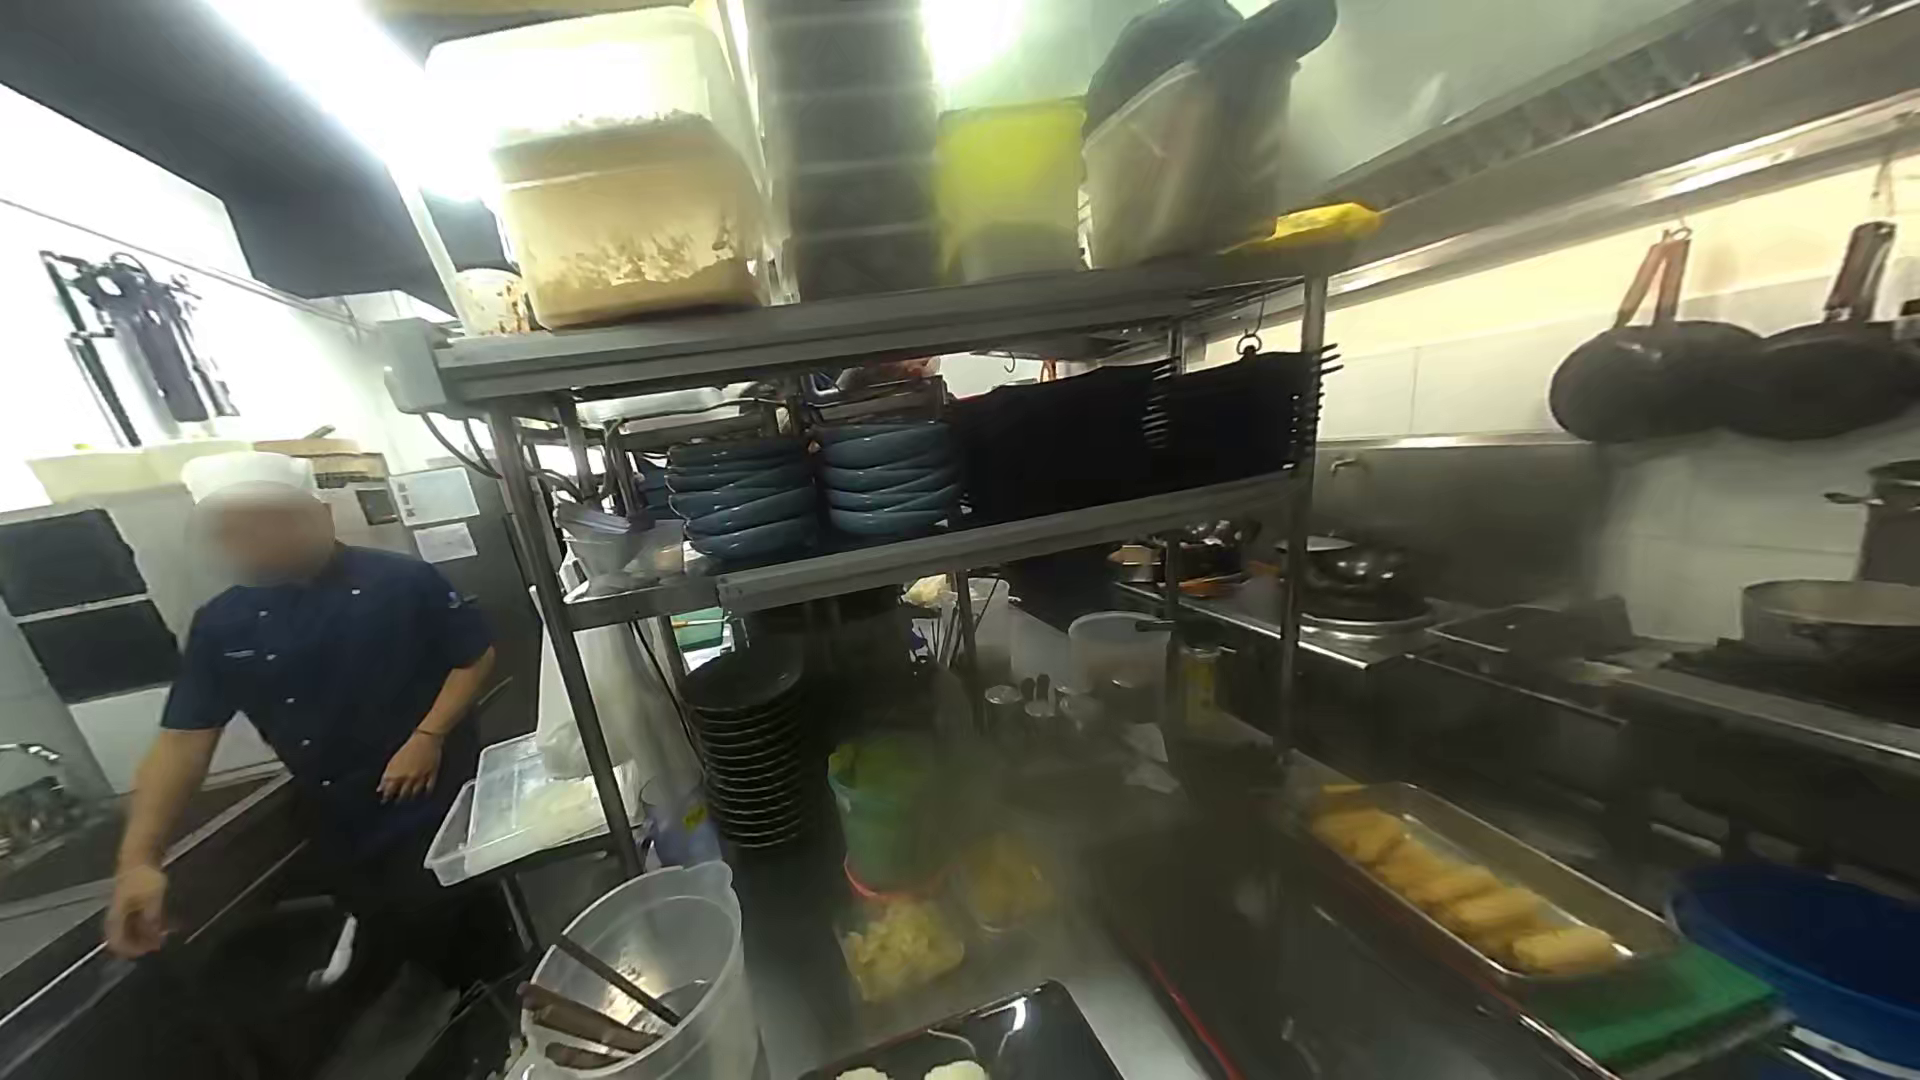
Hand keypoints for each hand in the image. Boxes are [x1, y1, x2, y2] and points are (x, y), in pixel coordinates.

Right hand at [106, 863, 167, 957]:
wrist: (139, 862)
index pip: (118, 942)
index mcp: (115, 920)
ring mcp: (123, 910)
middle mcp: (115, 918)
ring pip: (131, 929)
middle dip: (139, 944)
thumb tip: (153, 932)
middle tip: (158, 946)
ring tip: (161, 937)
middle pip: (124, 937)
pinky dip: (146, 925)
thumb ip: (152, 916)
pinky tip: (160, 924)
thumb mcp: (152, 898)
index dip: (131, 949)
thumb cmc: (144, 880)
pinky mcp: (132, 903)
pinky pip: (137, 920)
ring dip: (144, 935)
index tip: (148, 953)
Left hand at [378, 732, 442, 801]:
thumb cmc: (409, 748)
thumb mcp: (393, 762)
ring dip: (412, 796)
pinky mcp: (432, 772)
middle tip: (398, 801)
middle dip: (399, 798)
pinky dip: (427, 791)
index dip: (386, 796)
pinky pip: (430, 786)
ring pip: (415, 791)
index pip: (389, 791)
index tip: (385, 800)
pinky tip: (425, 793)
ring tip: (410, 799)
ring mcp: (421, 775)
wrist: (426, 738)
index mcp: (396, 774)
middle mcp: (408, 777)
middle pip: (402, 793)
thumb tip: (381, 788)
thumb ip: (386, 776)